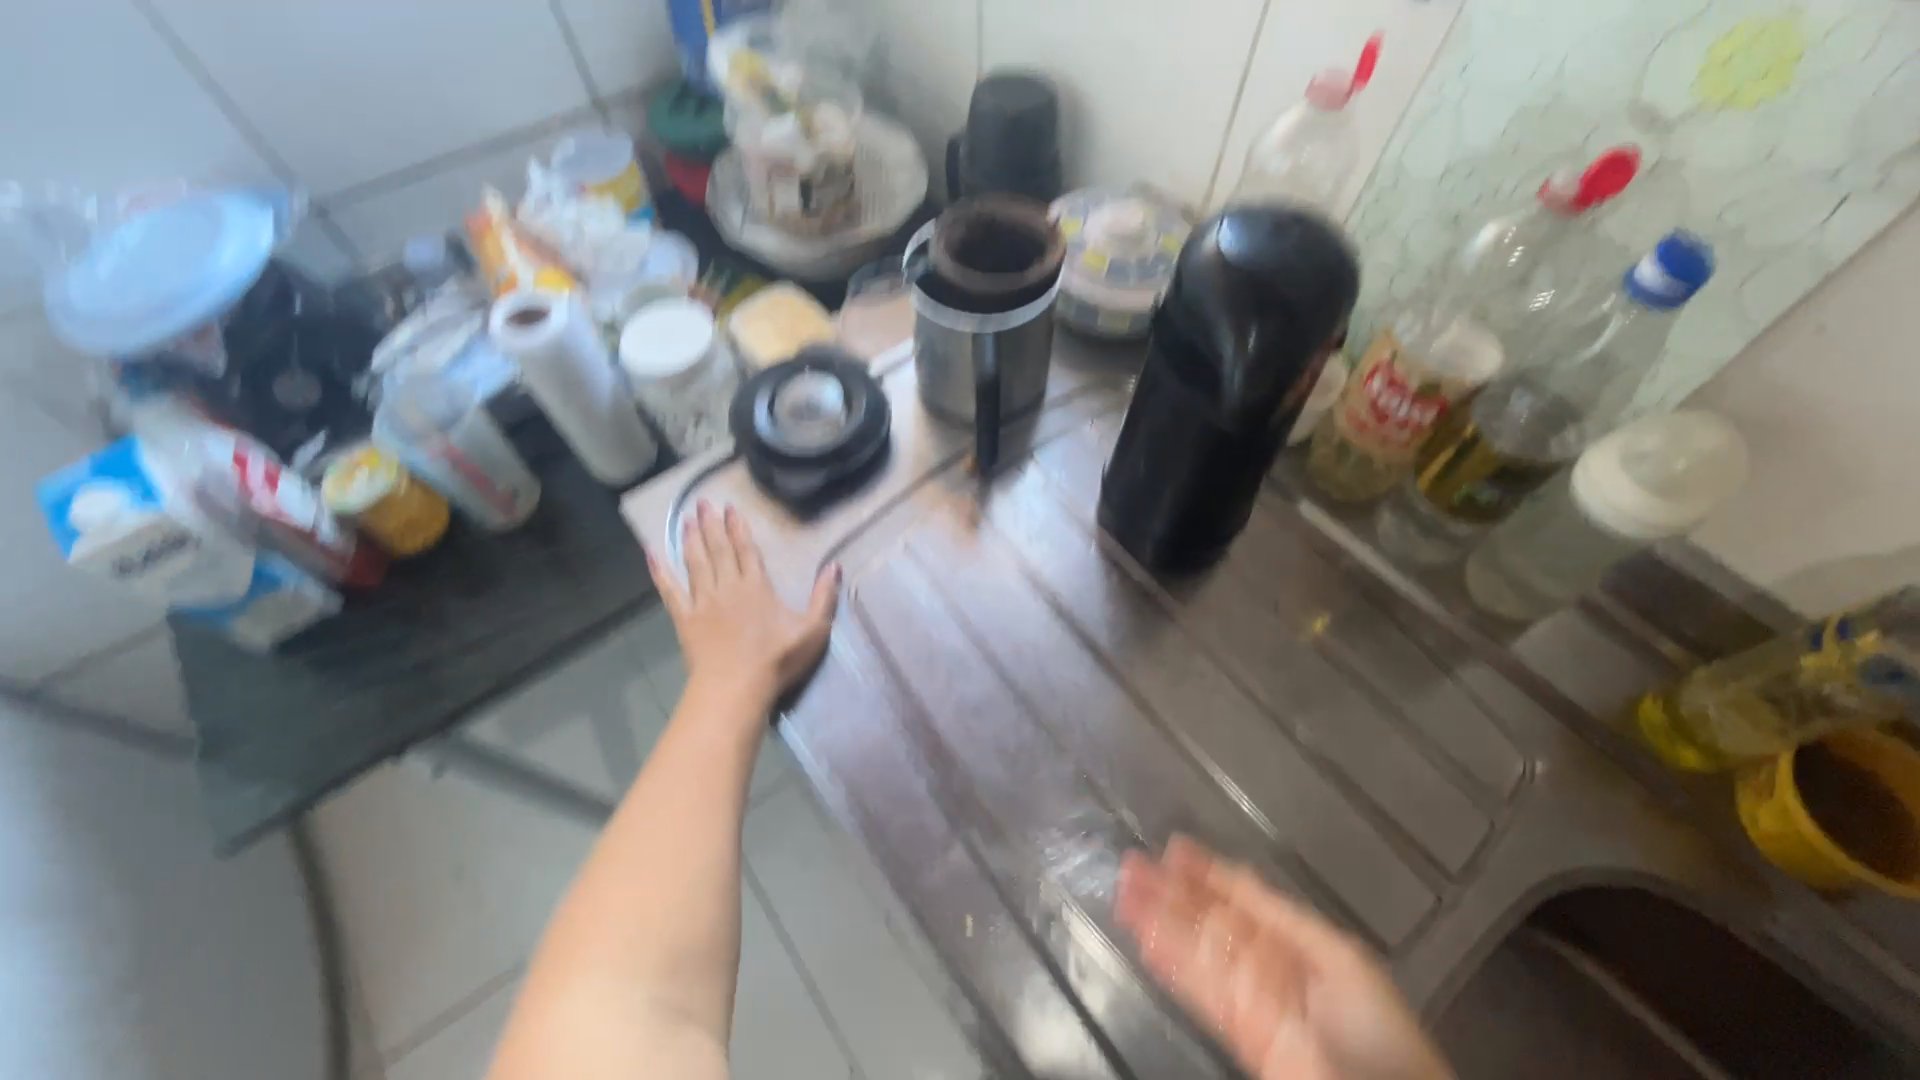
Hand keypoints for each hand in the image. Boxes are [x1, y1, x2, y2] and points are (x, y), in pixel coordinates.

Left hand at [647, 501, 839, 713]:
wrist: (737, 686)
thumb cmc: (777, 660)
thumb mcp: (813, 630)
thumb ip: (823, 597)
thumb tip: (834, 566)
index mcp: (757, 586)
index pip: (746, 550)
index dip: (738, 528)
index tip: (729, 508)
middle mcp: (728, 586)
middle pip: (718, 549)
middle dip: (711, 524)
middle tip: (702, 503)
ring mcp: (703, 601)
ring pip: (695, 562)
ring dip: (690, 539)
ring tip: (685, 519)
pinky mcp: (685, 618)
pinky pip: (670, 590)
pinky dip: (660, 571)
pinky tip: (652, 553)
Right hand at [1116, 836, 1453, 1079]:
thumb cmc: (1377, 1029)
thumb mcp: (1339, 959)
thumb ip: (1278, 917)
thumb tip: (1230, 875)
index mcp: (1296, 942)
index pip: (1243, 899)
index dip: (1208, 872)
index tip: (1173, 847)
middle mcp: (1267, 966)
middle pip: (1211, 922)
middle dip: (1172, 893)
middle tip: (1132, 865)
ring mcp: (1249, 999)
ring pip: (1197, 952)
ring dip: (1161, 922)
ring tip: (1125, 893)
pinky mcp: (1239, 1032)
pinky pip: (1199, 992)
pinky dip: (1172, 966)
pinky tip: (1145, 939)